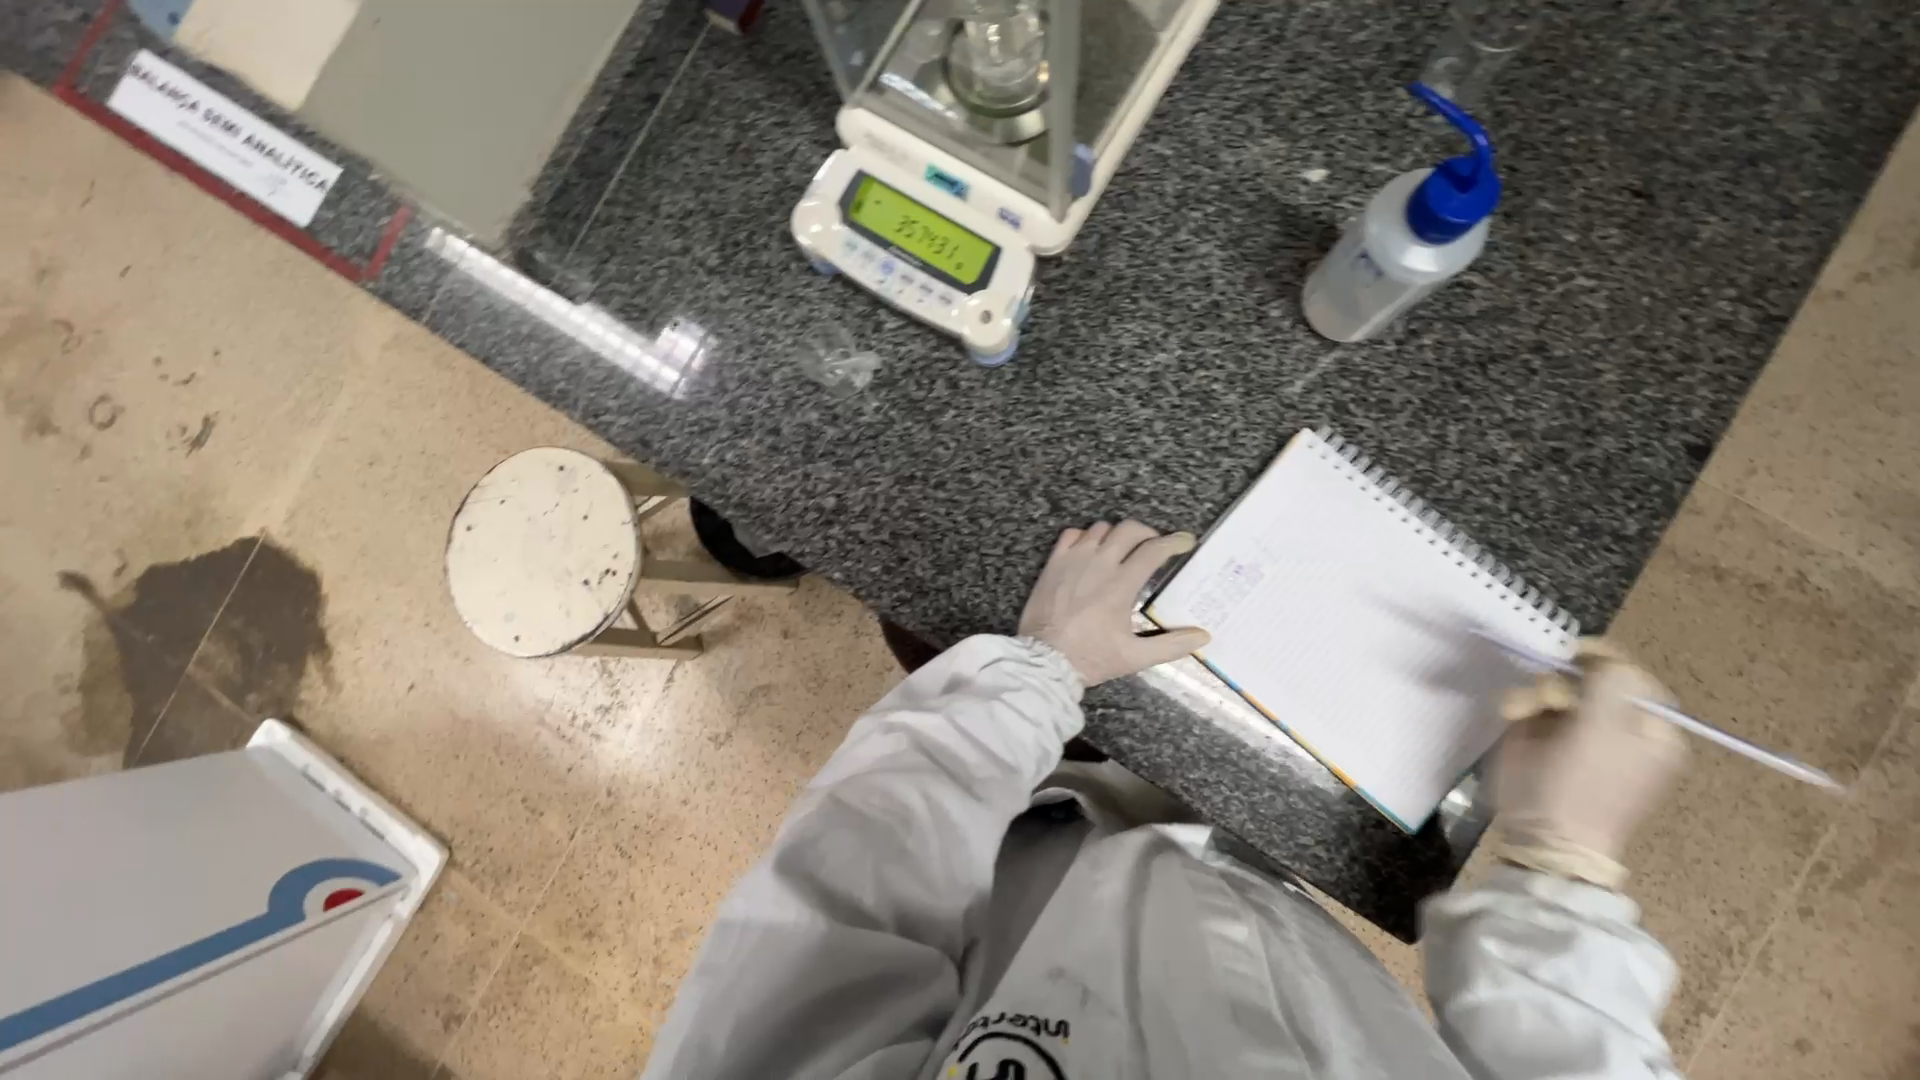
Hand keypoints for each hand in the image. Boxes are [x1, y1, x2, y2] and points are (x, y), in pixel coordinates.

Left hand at [1018, 521, 1210, 686]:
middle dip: (1148, 533)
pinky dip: (1085, 537)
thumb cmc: (1090, 658)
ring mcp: (1073, 560)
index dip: (1174, 542)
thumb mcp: (1135, 657)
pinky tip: (1090, 550)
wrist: (1044, 661)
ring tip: (1122, 550)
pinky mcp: (1053, 563)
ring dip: (1116, 535)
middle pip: (1129, 529)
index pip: (1153, 550)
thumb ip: (1171, 645)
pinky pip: (1071, 534)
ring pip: (1101, 528)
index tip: (1185, 542)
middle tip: (1153, 546)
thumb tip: (1203, 636)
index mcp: (1121, 585)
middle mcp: (1099, 564)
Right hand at [1492, 639, 1687, 888]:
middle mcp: (1612, 721)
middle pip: (1586, 676)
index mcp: (1647, 725)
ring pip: (1552, 686)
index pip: (1629, 674)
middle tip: (1550, 696)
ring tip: (1523, 710)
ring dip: (1535, 691)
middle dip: (1562, 679)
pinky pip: (1530, 701)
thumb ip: (1608, 684)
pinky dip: (1519, 703)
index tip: (1572, 652)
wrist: (1545, 831)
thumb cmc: (1583, 784)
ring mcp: (1574, 728)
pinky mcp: (1539, 734)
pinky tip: (1514, 715)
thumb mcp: (1604, 732)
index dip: (1602, 659)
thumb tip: (1599, 655)